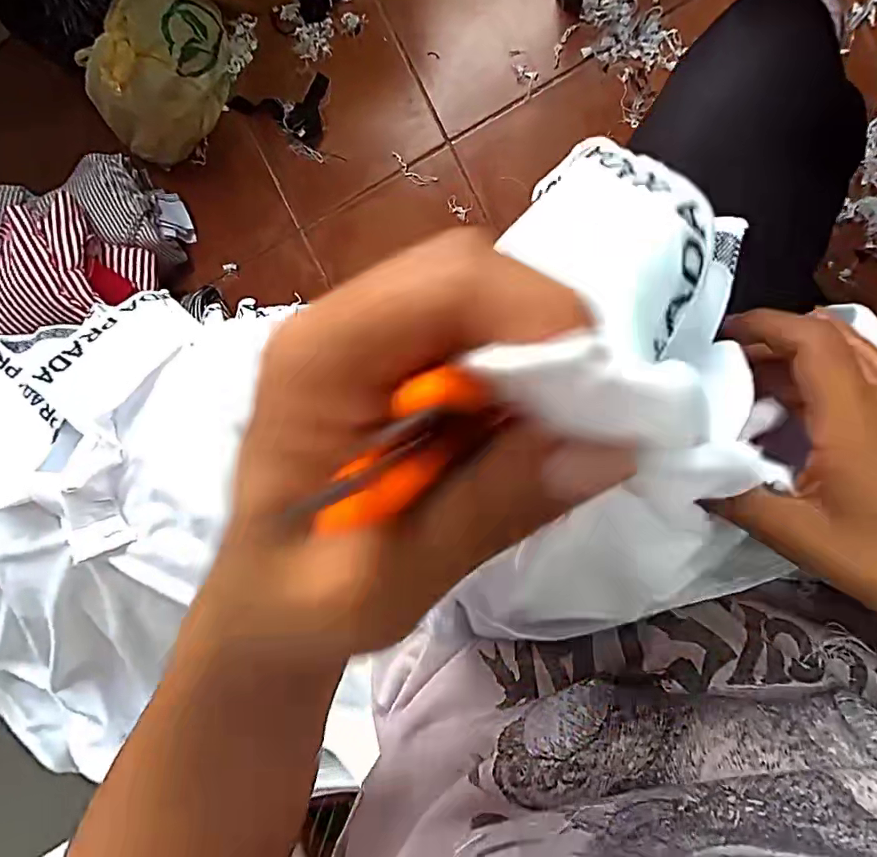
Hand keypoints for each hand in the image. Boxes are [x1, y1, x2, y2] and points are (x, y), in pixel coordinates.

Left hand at [183, 231, 635, 673]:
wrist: (266, 601)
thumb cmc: (299, 605)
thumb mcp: (386, 582)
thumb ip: (490, 508)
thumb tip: (609, 449)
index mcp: (320, 361)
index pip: (449, 284)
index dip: (537, 317)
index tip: (592, 391)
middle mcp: (346, 321)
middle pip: (473, 270)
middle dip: (548, 327)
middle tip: (583, 406)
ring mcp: (375, 327)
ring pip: (488, 287)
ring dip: (542, 343)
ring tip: (556, 417)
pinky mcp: (405, 345)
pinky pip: (487, 319)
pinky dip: (527, 359)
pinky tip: (524, 417)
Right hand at [717, 309, 876, 631]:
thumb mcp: (801, 535)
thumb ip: (742, 500)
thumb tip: (695, 477)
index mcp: (853, 412)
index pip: (809, 337)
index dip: (763, 324)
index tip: (723, 335)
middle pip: (828, 333)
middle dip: (775, 335)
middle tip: (732, 360)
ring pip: (848, 350)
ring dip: (801, 351)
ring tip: (760, 379)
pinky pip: (862, 373)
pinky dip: (824, 372)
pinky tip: (801, 411)